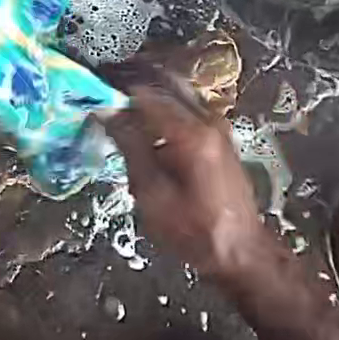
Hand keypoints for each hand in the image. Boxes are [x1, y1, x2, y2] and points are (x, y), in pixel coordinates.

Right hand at [107, 82, 279, 284]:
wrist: (243, 252)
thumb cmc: (194, 231)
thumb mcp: (152, 195)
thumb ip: (130, 147)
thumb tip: (108, 113)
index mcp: (190, 133)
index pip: (145, 95)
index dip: (116, 95)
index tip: (95, 101)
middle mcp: (207, 119)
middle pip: (163, 87)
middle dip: (133, 93)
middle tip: (109, 107)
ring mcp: (218, 125)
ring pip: (175, 95)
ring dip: (149, 102)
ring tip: (126, 121)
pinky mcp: (220, 135)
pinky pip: (186, 108)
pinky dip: (165, 112)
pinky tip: (150, 134)